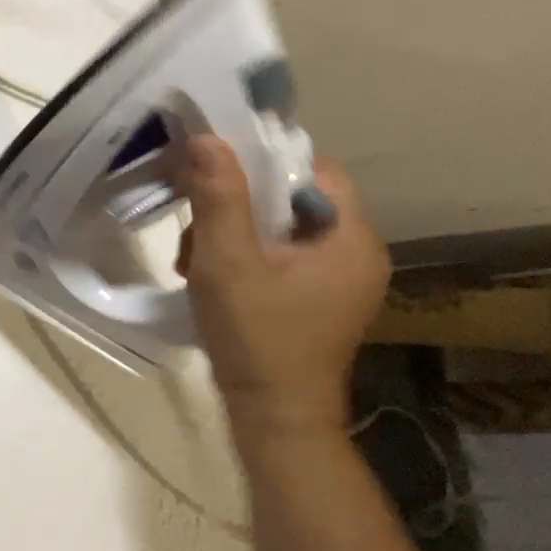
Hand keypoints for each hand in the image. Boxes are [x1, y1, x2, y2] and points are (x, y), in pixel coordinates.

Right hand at [173, 136, 390, 447]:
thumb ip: (219, 196)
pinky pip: (277, 251)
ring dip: (230, 228)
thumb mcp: (227, 259)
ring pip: (278, 224)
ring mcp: (337, 277)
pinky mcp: (315, 295)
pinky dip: (240, 251)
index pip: (316, 169)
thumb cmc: (256, 332)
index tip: (212, 164)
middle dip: (236, 200)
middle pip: (292, 195)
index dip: (264, 158)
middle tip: (194, 217)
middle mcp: (355, 252)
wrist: (273, 412)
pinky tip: (208, 272)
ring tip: (195, 255)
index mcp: (352, 239)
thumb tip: (206, 138)